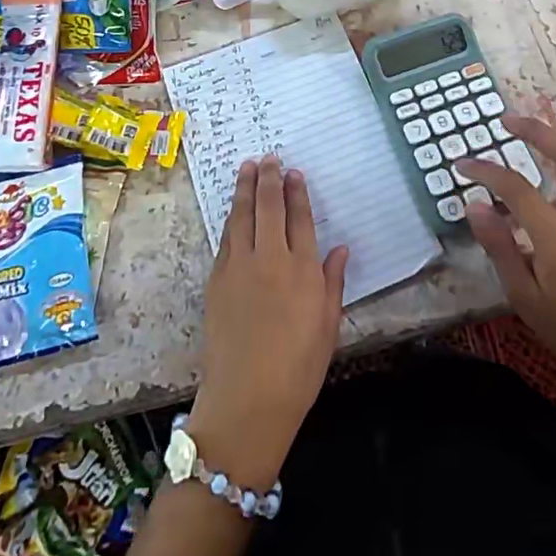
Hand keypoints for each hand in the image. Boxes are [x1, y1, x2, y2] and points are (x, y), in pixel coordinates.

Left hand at [189, 158, 348, 491]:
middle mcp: (270, 258)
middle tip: (268, 158)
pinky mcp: (217, 278)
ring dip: (244, 189)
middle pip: (268, 207)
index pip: (300, 218)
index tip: (294, 172)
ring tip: (247, 168)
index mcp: (303, 270)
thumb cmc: (299, 368)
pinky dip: (232, 219)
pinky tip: (234, 211)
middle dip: (269, 178)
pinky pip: (227, 238)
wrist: (247, 398)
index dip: (297, 192)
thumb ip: (333, 282)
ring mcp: (239, 266)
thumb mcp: (328, 326)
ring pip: (242, 216)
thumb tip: (339, 248)